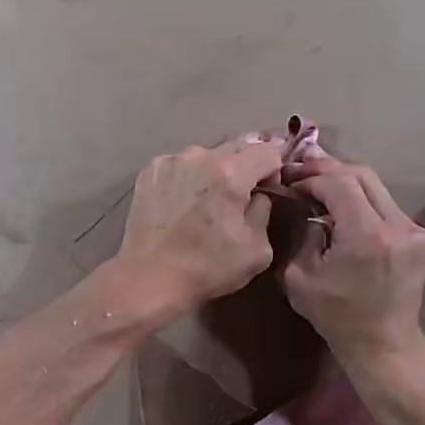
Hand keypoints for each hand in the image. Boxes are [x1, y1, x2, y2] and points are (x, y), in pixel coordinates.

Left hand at [105, 134, 288, 321]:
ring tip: (208, 199)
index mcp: (231, 173)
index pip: (269, 151)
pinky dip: (190, 176)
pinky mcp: (150, 170)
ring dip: (216, 169)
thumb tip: (257, 195)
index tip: (269, 189)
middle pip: (239, 145)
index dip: (275, 169)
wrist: (149, 278)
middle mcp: (200, 155)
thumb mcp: (257, 249)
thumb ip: (264, 210)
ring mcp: (171, 160)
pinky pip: (182, 164)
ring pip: (208, 154)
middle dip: (248, 165)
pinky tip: (183, 202)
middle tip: (242, 194)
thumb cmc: (207, 268)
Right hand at [282, 155, 424, 363]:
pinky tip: (343, 205)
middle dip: (329, 169)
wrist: (384, 345)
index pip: (339, 183)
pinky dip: (362, 199)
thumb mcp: (300, 277)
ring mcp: (414, 230)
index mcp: (367, 235)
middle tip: (302, 169)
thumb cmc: (337, 317)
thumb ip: (304, 234)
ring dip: (346, 181)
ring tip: (319, 182)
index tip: (291, 180)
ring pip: (377, 187)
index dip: (312, 177)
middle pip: (362, 175)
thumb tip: (312, 210)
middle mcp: (398, 225)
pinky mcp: (420, 237)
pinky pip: (386, 205)